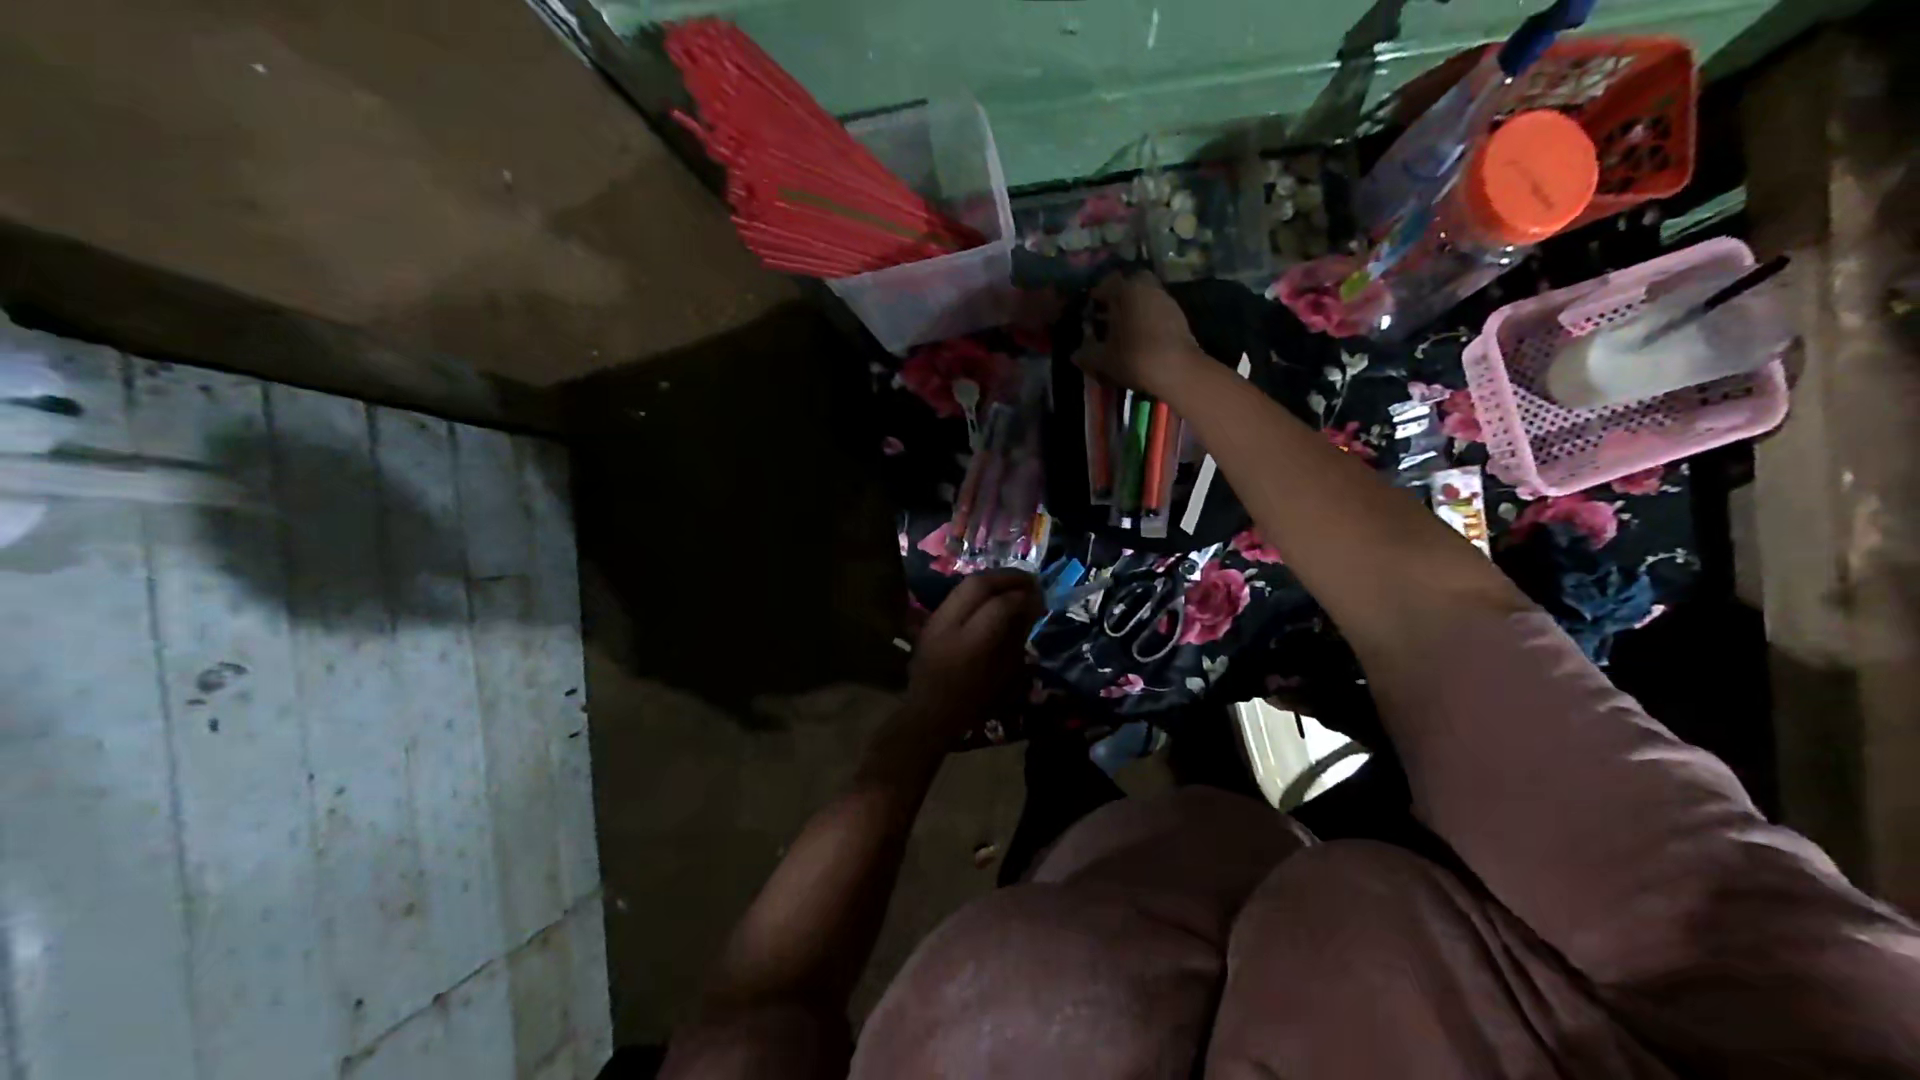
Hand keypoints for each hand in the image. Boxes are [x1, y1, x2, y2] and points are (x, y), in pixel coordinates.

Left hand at [904, 570, 1042, 736]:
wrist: (928, 715)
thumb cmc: (973, 704)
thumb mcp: (1005, 676)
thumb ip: (1017, 637)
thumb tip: (1031, 607)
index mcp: (969, 644)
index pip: (999, 605)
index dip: (1023, 597)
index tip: (1040, 599)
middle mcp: (948, 625)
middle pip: (978, 584)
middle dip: (1007, 578)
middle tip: (1030, 581)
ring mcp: (935, 620)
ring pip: (964, 585)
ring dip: (992, 580)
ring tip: (1014, 585)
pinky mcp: (930, 621)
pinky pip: (957, 595)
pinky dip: (979, 591)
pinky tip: (994, 597)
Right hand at [1072, 270, 1208, 396]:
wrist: (1177, 370)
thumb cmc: (1133, 358)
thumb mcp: (1102, 359)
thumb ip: (1086, 354)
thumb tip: (1074, 355)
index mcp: (1125, 291)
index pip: (1105, 284)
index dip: (1094, 296)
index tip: (1088, 310)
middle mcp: (1147, 288)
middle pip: (1130, 283)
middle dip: (1119, 295)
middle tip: (1108, 313)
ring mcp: (1166, 300)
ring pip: (1145, 295)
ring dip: (1135, 306)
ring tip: (1124, 328)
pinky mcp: (1179, 315)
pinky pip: (1157, 309)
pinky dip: (1148, 317)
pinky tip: (1142, 335)